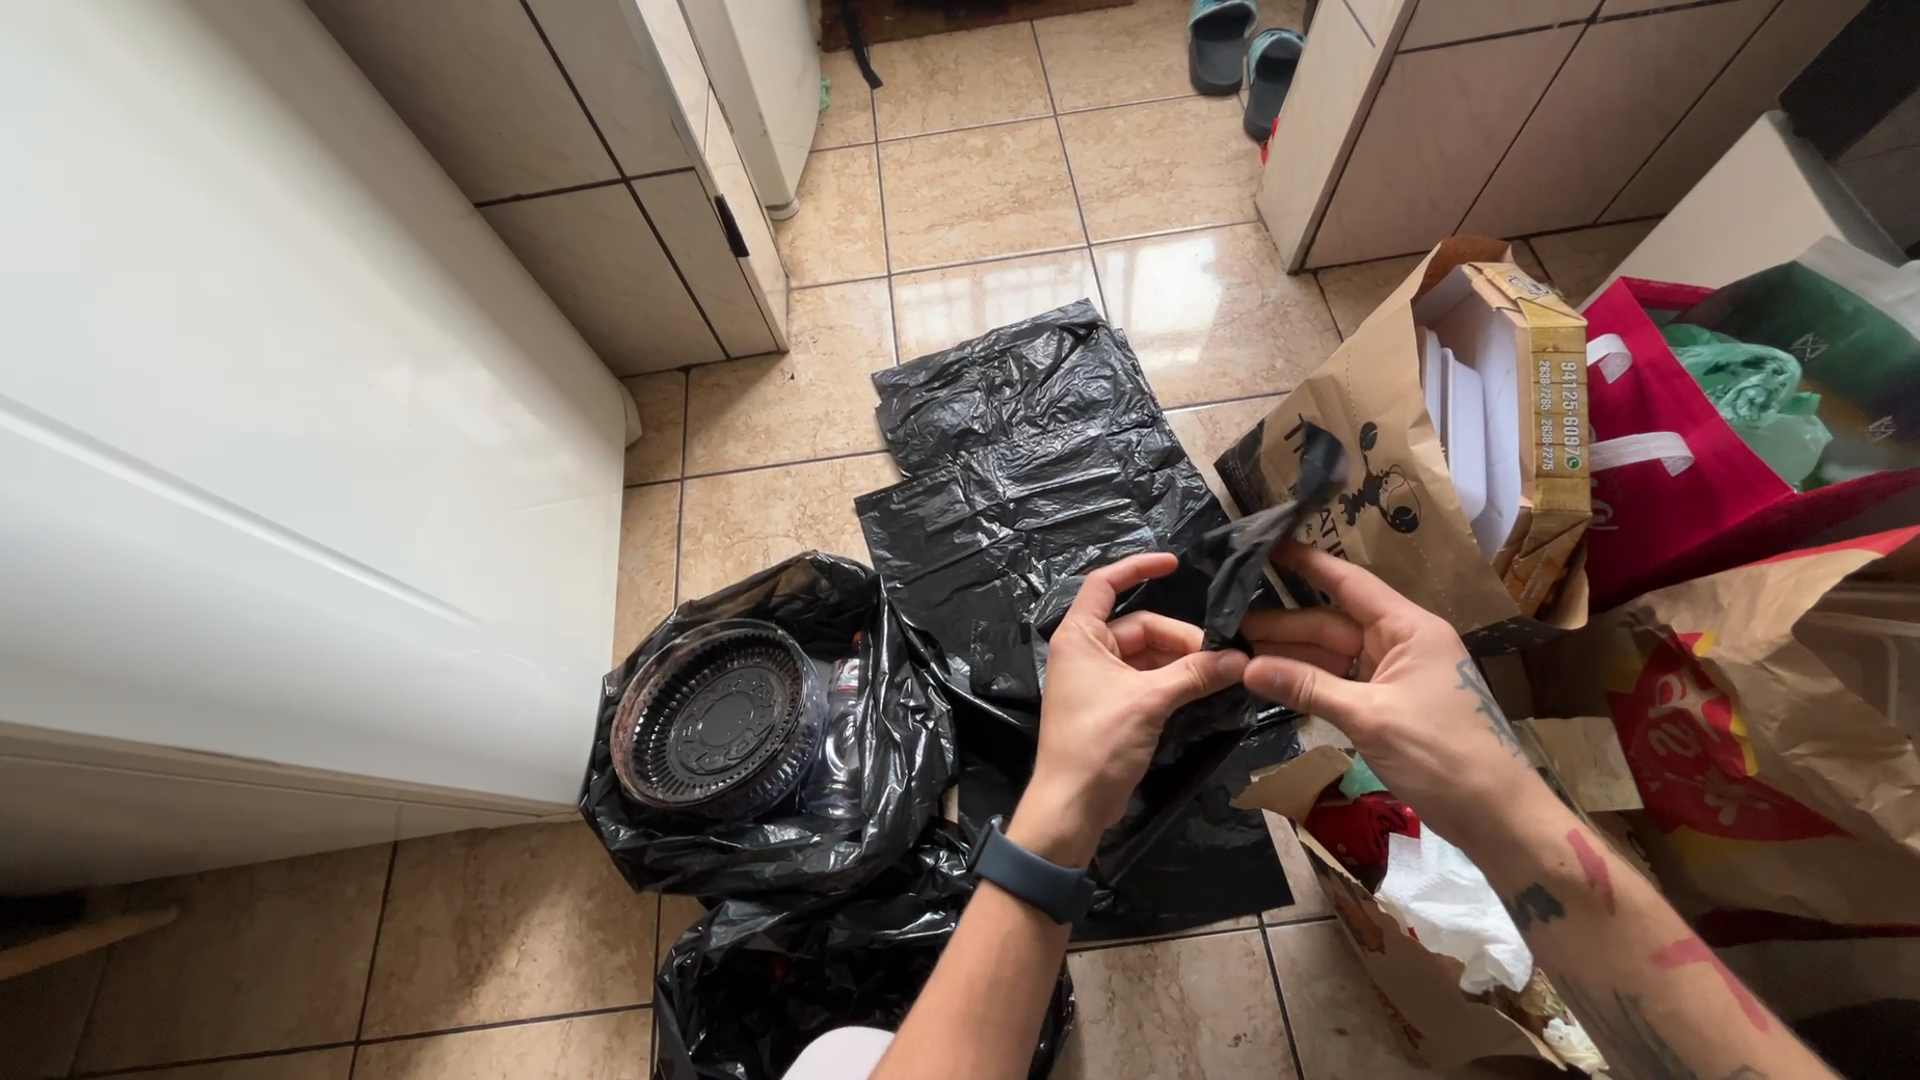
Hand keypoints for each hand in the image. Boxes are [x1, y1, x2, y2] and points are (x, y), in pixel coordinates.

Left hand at [1007, 553, 1248, 867]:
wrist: (1072, 805)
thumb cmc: (1097, 743)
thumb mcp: (1149, 702)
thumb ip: (1193, 675)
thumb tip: (1239, 657)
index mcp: (1079, 635)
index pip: (1105, 584)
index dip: (1138, 568)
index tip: (1175, 563)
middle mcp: (1086, 649)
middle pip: (1140, 625)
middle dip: (1181, 639)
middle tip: (1222, 659)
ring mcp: (1099, 678)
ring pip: (1148, 654)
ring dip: (1182, 662)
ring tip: (1222, 674)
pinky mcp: (1112, 703)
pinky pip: (1147, 678)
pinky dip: (1174, 681)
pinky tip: (1206, 688)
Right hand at [1237, 544, 1550, 851]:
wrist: (1497, 819)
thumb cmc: (1443, 756)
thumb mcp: (1369, 718)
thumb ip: (1306, 688)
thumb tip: (1245, 667)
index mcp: (1409, 629)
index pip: (1349, 582)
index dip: (1306, 562)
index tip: (1266, 545)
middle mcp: (1399, 642)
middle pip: (1329, 623)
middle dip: (1281, 626)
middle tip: (1228, 627)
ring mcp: (1392, 674)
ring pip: (1329, 654)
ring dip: (1287, 657)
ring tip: (1236, 653)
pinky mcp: (1385, 702)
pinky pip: (1336, 680)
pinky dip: (1305, 682)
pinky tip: (1267, 680)